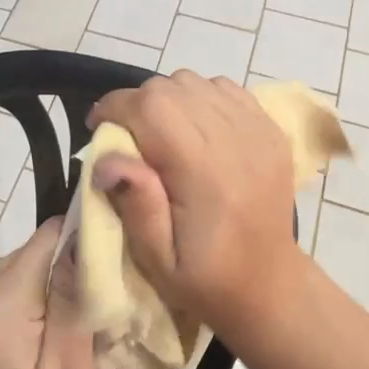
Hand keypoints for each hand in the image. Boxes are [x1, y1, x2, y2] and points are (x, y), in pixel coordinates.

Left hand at [0, 220, 97, 368]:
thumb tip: (83, 240)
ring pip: (19, 272)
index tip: (113, 265)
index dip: (82, 245)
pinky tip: (47, 339)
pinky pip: (2, 293)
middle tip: (100, 309)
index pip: (45, 241)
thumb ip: (74, 304)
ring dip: (49, 292)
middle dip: (66, 274)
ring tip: (77, 328)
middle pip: (30, 256)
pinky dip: (28, 306)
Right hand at [87, 71, 299, 334]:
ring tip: (162, 135)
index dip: (115, 108)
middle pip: (170, 87)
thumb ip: (134, 205)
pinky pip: (224, 88)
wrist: (269, 286)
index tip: (98, 129)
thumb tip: (106, 159)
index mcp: (204, 173)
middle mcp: (235, 140)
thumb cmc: (205, 279)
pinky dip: (200, 98)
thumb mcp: (157, 260)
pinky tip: (196, 130)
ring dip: (169, 99)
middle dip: (138, 105)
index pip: (151, 106)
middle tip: (129, 139)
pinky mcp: (270, 128)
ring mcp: (258, 129)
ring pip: (195, 81)